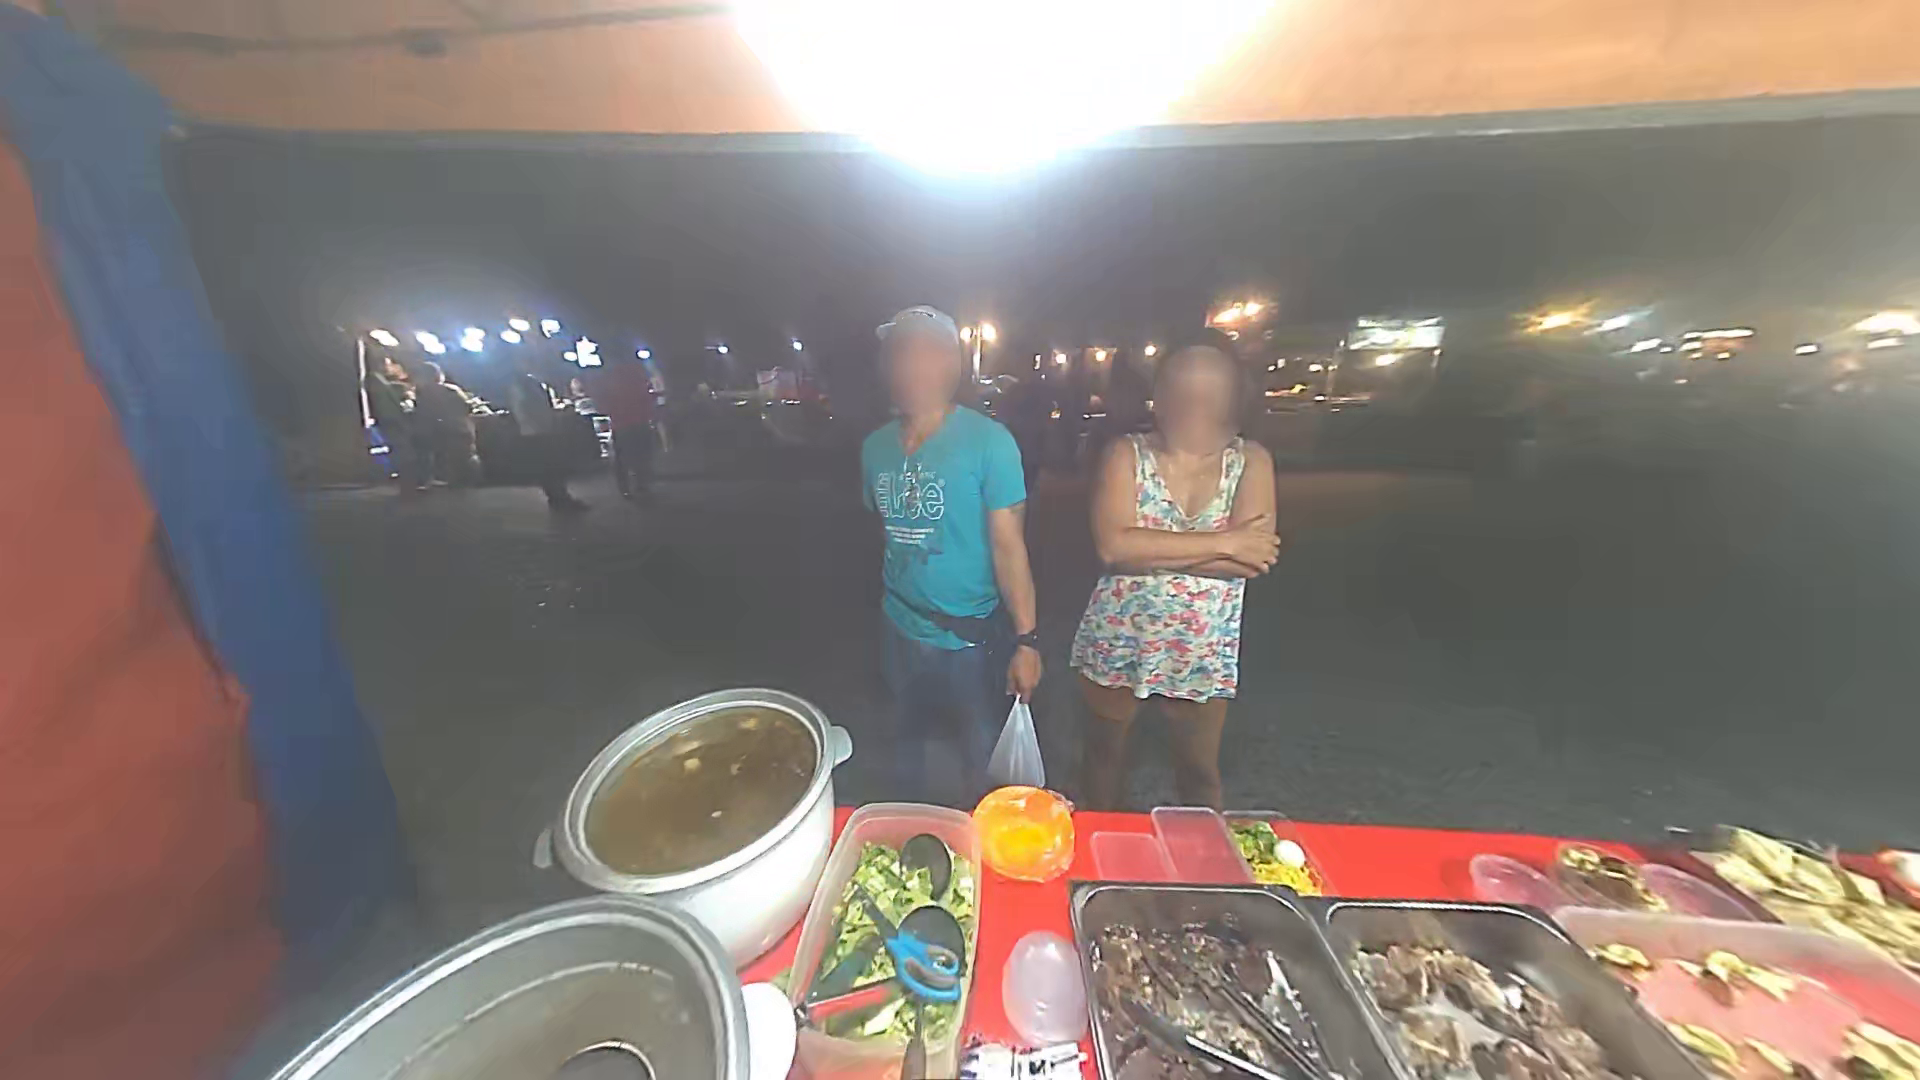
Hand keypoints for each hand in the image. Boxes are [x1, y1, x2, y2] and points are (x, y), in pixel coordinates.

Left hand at [1006, 644, 1042, 700]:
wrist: (1029, 649)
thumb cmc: (1018, 662)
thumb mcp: (1010, 674)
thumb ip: (1011, 685)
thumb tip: (1010, 693)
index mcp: (1027, 686)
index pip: (1026, 699)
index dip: (1021, 700)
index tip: (1016, 698)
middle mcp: (1034, 684)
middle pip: (1029, 692)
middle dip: (1023, 690)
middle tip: (1016, 684)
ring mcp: (1038, 677)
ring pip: (1032, 685)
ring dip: (1026, 683)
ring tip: (1020, 676)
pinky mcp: (1040, 671)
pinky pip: (1034, 678)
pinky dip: (1030, 677)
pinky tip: (1026, 671)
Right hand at [1221, 513, 1280, 571]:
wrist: (1230, 544)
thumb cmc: (1238, 532)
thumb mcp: (1250, 523)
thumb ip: (1261, 519)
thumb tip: (1268, 515)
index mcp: (1268, 537)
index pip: (1277, 540)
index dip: (1272, 542)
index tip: (1267, 543)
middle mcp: (1269, 547)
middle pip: (1275, 551)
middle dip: (1271, 552)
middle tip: (1263, 552)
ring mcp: (1264, 556)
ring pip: (1272, 561)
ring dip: (1268, 561)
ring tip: (1262, 561)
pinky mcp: (1258, 564)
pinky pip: (1265, 569)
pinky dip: (1263, 569)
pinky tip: (1258, 568)